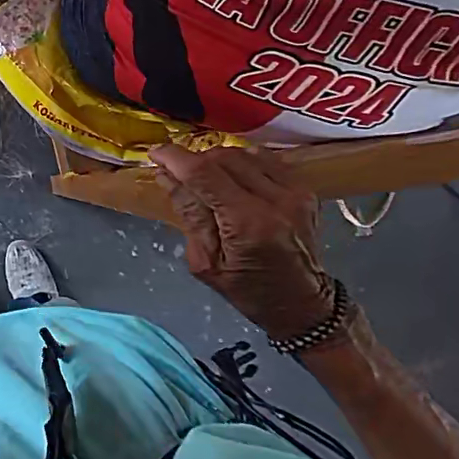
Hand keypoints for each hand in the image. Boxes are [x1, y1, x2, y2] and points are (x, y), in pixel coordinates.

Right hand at [150, 145, 332, 342]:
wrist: (302, 305)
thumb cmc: (248, 291)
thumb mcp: (205, 262)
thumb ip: (188, 213)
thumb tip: (166, 176)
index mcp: (247, 223)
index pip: (203, 174)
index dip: (174, 157)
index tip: (155, 153)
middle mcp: (274, 200)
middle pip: (222, 157)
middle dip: (193, 160)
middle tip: (178, 173)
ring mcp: (294, 192)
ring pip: (242, 154)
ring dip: (216, 160)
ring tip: (205, 177)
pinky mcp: (303, 190)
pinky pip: (263, 159)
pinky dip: (240, 162)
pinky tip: (231, 176)